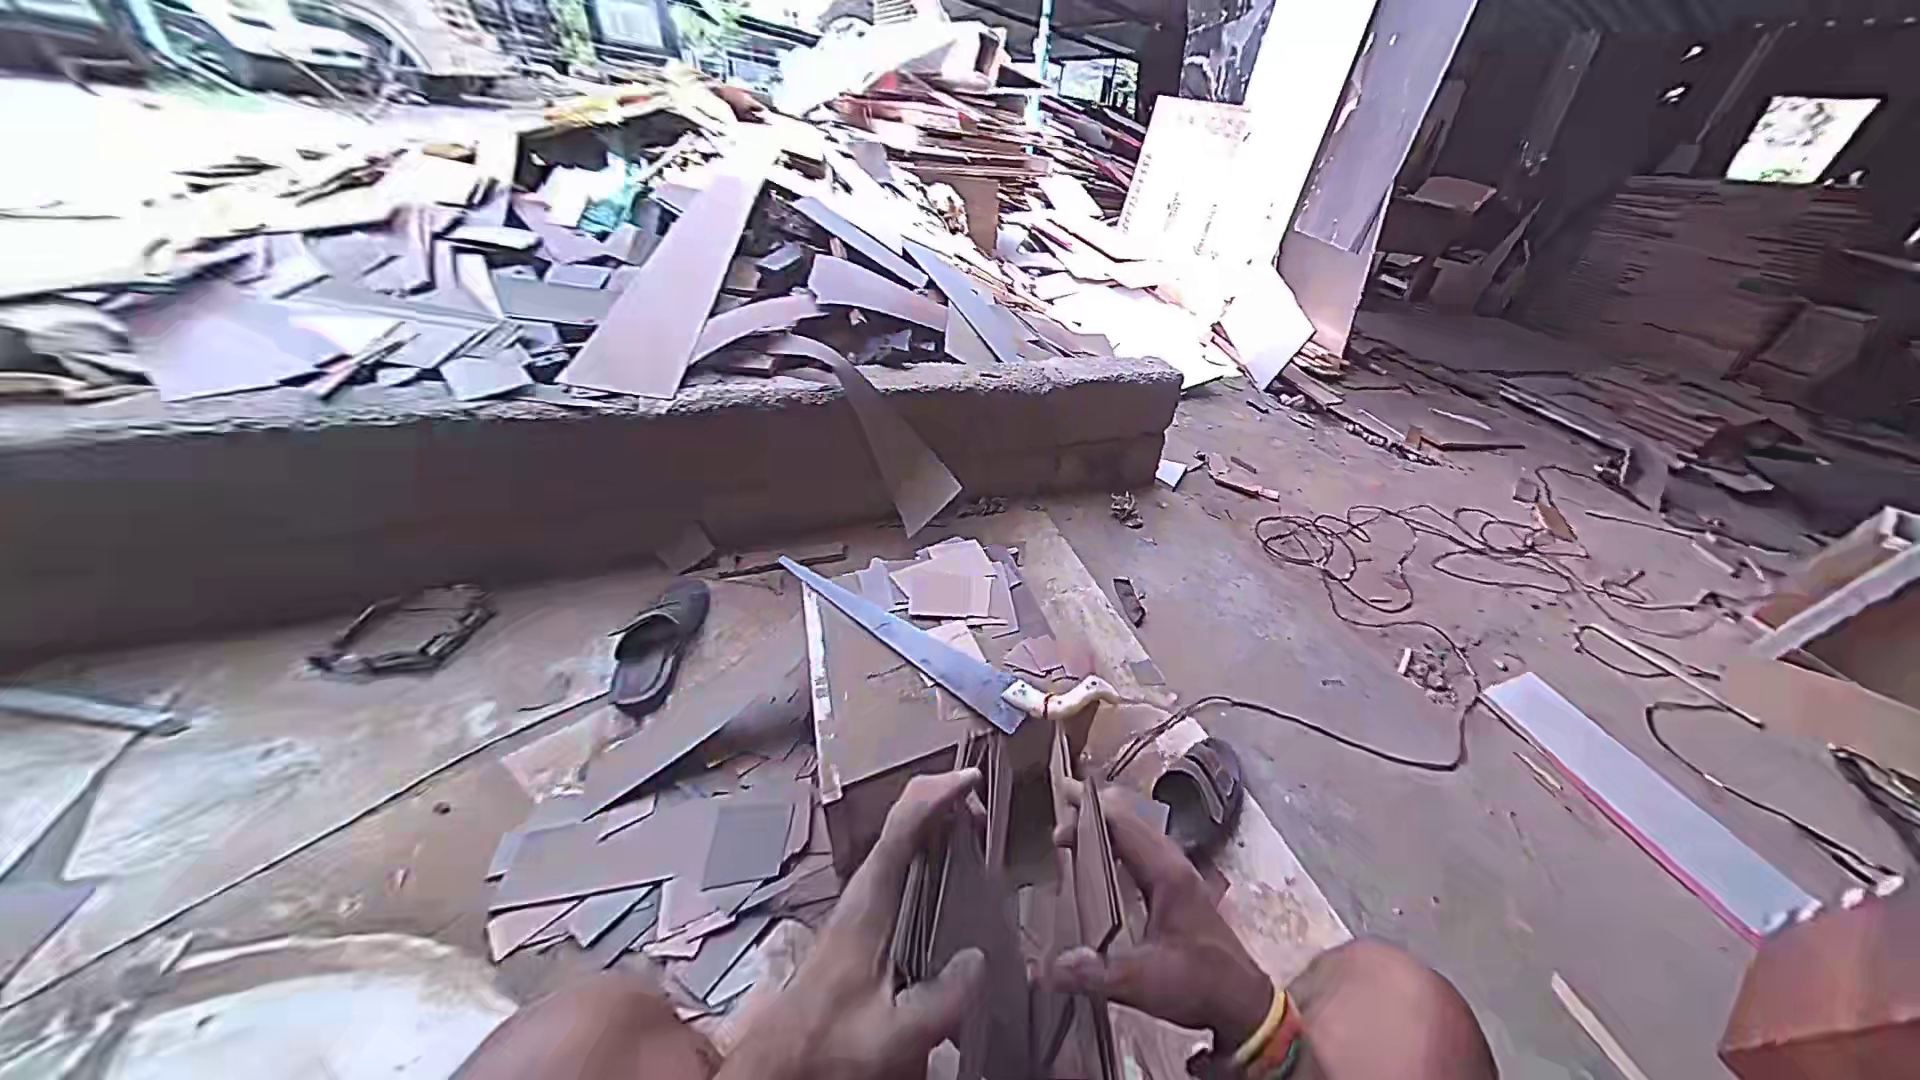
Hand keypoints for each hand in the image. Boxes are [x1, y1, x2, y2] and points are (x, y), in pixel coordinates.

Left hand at [719, 770, 987, 1079]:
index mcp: (871, 894)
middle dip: (947, 800)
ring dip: (941, 818)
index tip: (972, 779)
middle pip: (907, 814)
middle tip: (986, 820)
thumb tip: (980, 959)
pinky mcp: (871, 904)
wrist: (787, 1049)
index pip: (904, 821)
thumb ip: (940, 1001)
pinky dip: (933, 841)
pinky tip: (956, 868)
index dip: (938, 791)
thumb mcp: (890, 1033)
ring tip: (979, 836)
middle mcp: (869, 879)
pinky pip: (905, 854)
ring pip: (906, 832)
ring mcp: (868, 889)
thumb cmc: (830, 1035)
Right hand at [1049, 780, 1273, 1048]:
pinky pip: (1145, 843)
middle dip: (1094, 810)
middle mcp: (1174, 863)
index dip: (1088, 818)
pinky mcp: (1179, 883)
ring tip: (1076, 822)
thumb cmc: (1200, 986)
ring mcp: (1180, 870)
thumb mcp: (1144, 983)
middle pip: (1131, 819)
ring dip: (1108, 822)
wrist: (1245, 1005)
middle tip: (1062, 807)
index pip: (1123, 827)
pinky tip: (1105, 849)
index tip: (1059, 830)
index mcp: (1166, 874)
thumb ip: (1096, 973)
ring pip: (1139, 829)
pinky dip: (1120, 835)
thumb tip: (1048, 970)